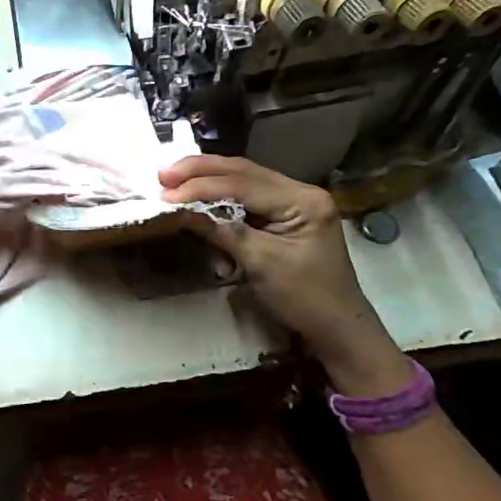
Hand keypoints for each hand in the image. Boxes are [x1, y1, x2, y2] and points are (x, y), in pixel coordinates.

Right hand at [159, 155, 413, 396]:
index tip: (166, 191)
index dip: (201, 186)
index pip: (243, 183)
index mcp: (303, 200)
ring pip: (245, 183)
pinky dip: (224, 202)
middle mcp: (301, 192)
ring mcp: (295, 203)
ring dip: (210, 183)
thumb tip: (182, 211)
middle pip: (244, 172)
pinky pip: (250, 201)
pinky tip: (201, 200)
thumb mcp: (260, 263)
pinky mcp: (287, 218)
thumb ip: (223, 231)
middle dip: (202, 172)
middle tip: (163, 174)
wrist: (337, 328)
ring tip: (175, 181)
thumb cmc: (304, 298)